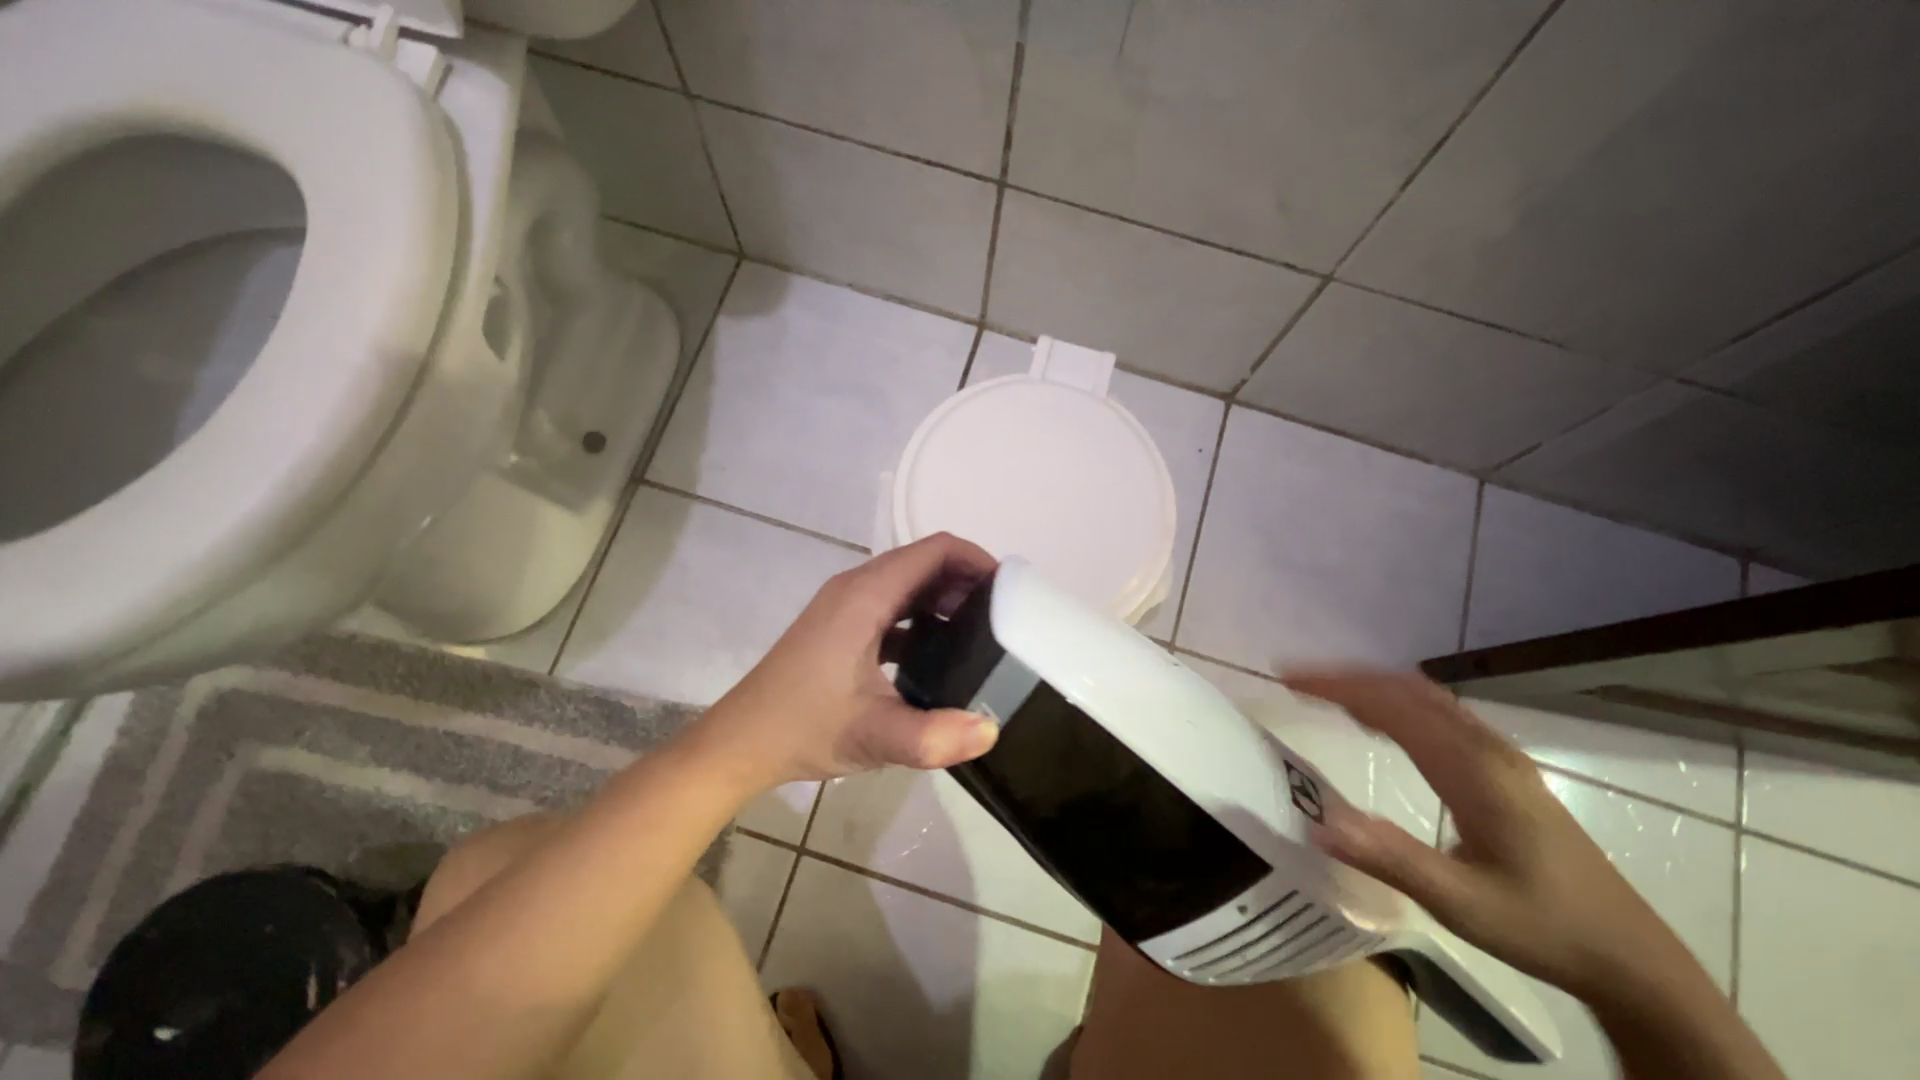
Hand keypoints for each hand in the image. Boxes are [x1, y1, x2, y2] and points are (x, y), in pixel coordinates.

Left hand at [687, 533, 1001, 792]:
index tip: (1011, 593)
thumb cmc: (804, 728)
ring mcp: (843, 609)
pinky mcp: (839, 630)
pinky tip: (940, 661)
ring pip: (907, 587)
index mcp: (865, 596)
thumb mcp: (874, 736)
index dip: (976, 561)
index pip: (934, 551)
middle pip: (923, 563)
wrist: (741, 743)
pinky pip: (891, 610)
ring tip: (980, 640)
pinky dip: (921, 623)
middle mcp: (855, 590)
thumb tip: (991, 729)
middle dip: (966, 584)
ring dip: (944, 603)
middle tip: (1003, 622)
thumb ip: (934, 737)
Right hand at [1281, 671, 1691, 1001]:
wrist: (1627, 954)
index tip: (1288, 680)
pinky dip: (1398, 705)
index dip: (1338, 688)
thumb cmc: (1542, 927)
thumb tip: (1316, 822)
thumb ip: (1390, 859)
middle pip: (1411, 691)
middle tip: (1295, 682)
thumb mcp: (1460, 903)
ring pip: (1428, 700)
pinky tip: (1379, 723)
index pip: (1395, 708)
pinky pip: (1441, 717)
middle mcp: (1489, 752)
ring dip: (1374, 688)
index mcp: (1475, 772)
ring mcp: (1502, 759)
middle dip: (1350, 678)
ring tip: (1324, 693)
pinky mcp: (1506, 773)